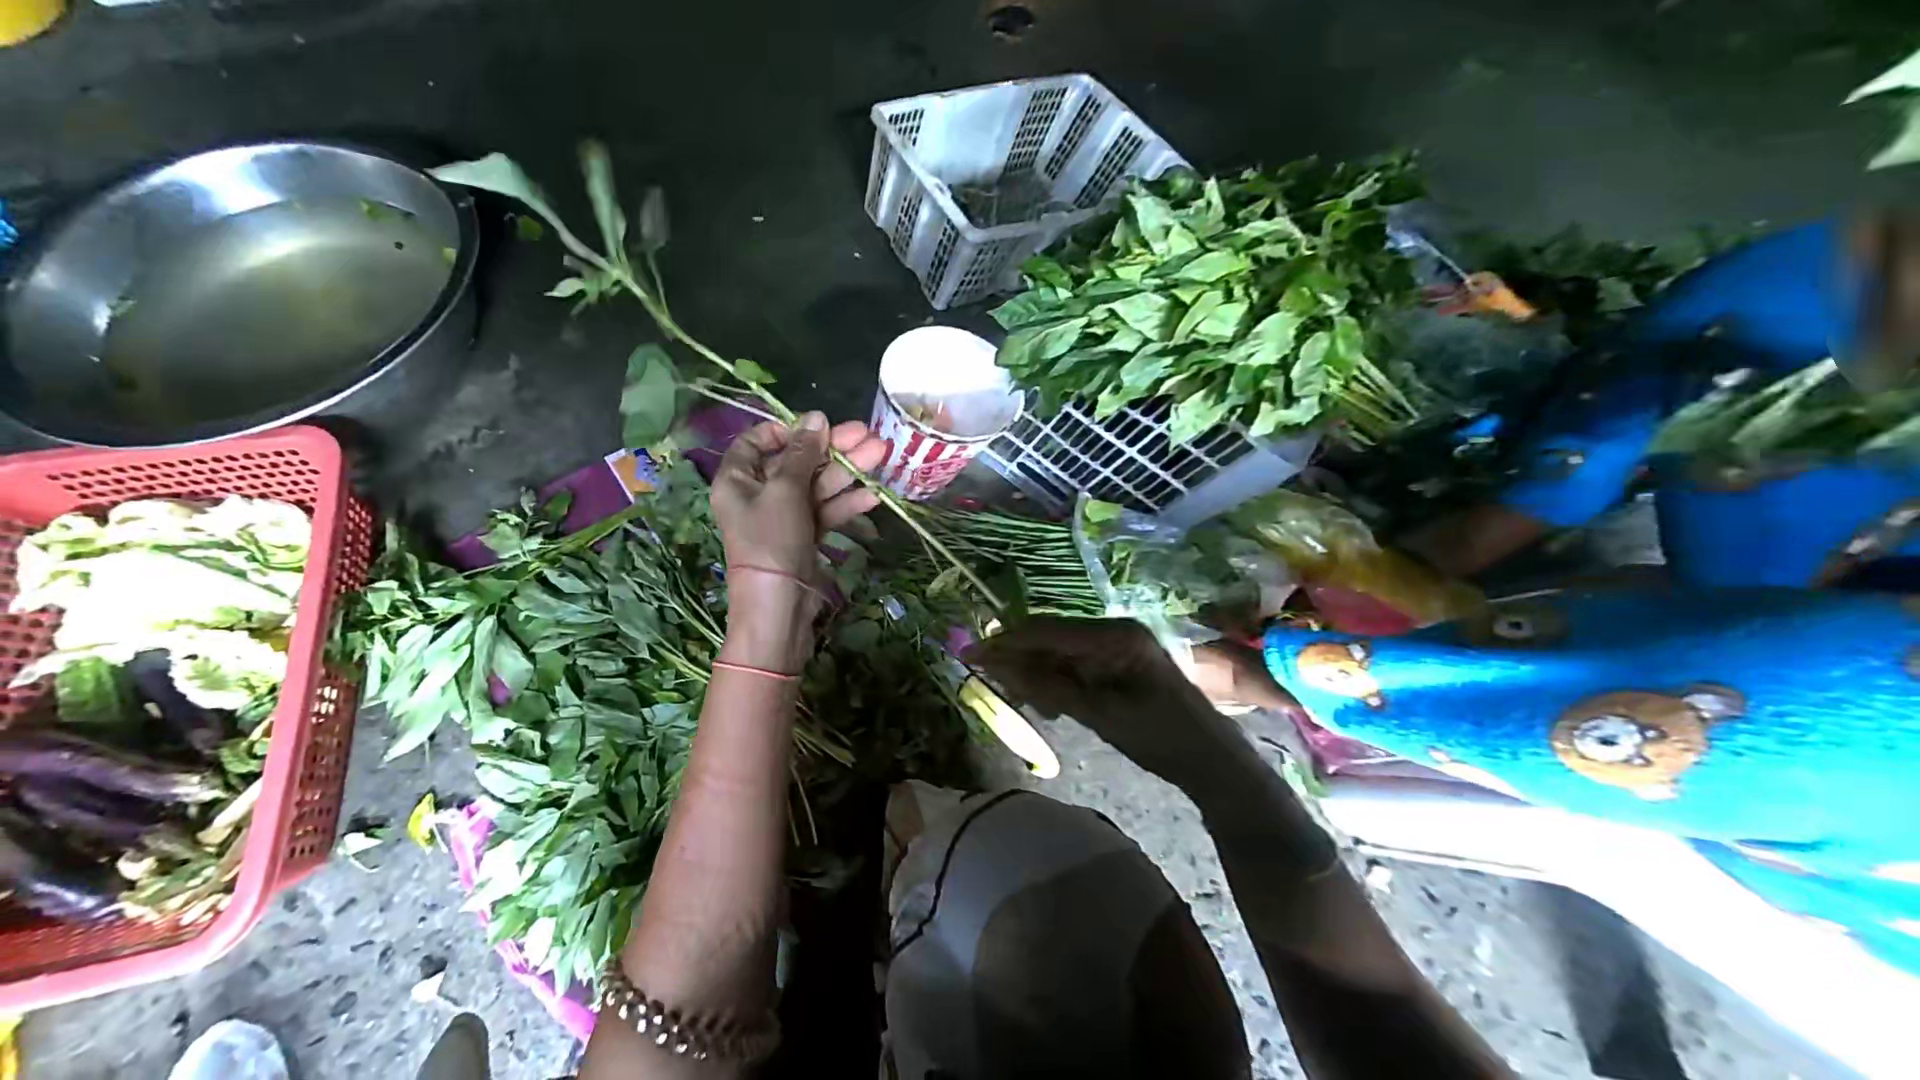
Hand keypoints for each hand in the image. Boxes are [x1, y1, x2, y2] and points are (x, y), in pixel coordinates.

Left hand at [711, 413, 886, 671]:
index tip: (817, 428)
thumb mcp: (786, 489)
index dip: (786, 431)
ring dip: (847, 472)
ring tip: (881, 455)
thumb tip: (816, 416)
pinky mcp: (805, 535)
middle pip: (796, 462)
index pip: (756, 442)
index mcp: (737, 479)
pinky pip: (825, 511)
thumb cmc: (772, 539)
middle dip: (833, 450)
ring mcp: (783, 517)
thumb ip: (803, 452)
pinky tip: (872, 495)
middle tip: (868, 436)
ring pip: (817, 486)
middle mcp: (758, 494)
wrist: (780, 603)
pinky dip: (846, 503)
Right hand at [965, 617, 1250, 788]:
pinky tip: (1050, 703)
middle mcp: (1115, 630)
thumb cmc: (1161, 737)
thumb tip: (1000, 666)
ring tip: (1024, 700)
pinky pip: (1076, 663)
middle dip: (1019, 657)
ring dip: (1037, 671)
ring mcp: (1118, 645)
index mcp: (1115, 636)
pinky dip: (1057, 680)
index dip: (1007, 643)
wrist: (1212, 759)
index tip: (971, 654)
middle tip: (988, 679)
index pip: (1048, 631)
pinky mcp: (1119, 662)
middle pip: (1051, 636)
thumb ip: (1050, 687)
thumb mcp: (1100, 715)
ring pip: (1060, 650)